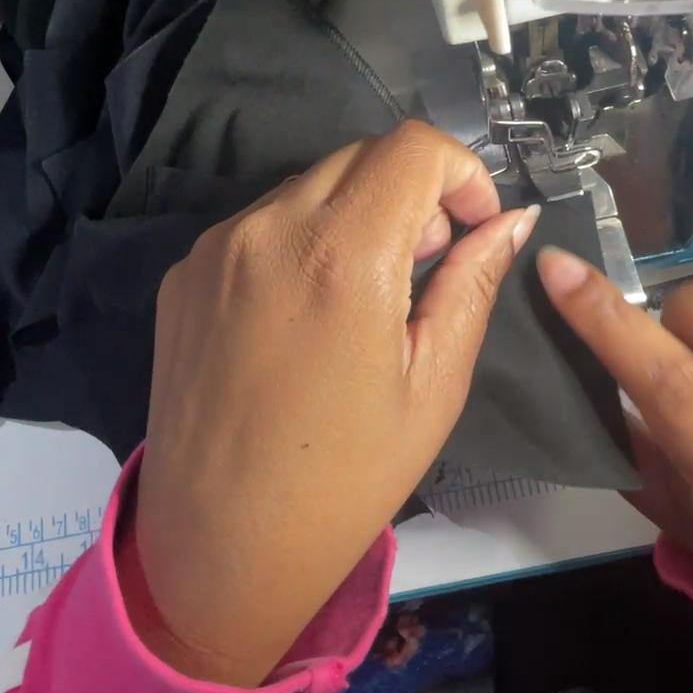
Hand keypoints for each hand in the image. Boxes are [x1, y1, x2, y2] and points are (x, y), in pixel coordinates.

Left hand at [123, 123, 540, 685]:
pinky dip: (301, 241)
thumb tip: (510, 220)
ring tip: (363, 293)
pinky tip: (302, 313)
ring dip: (354, 213)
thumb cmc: (346, 478)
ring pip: (309, 185)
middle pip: (360, 156)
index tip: (470, 224)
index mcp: (342, 254)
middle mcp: (269, 229)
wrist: (219, 546)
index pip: (412, 146)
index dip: (460, 170)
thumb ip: (473, 283)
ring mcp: (214, 247)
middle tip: (424, 263)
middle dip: (411, 191)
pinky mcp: (182, 271)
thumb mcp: (433, 384)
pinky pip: (260, 224)